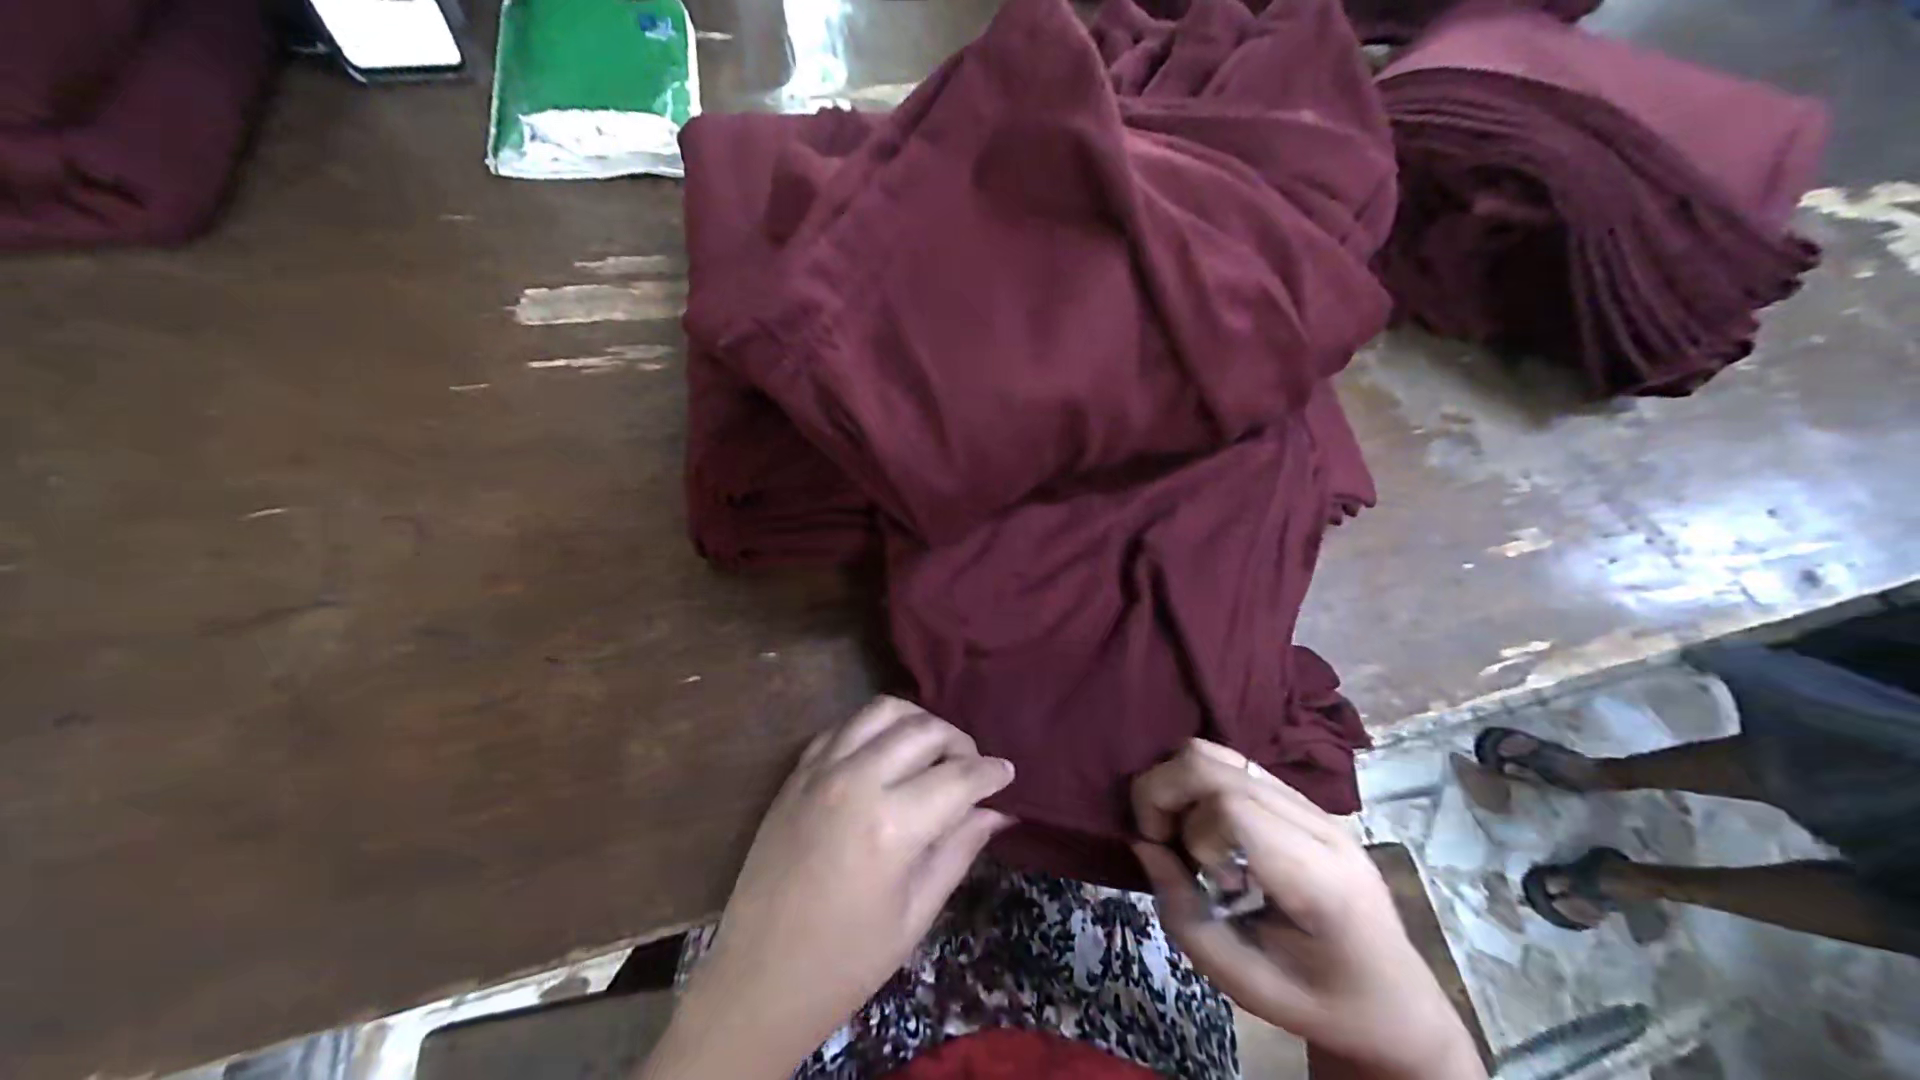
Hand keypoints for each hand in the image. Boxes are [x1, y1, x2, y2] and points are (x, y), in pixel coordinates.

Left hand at [640, 697, 1015, 1079]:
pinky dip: (875, 728)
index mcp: (892, 825)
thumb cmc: (847, 960)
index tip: (1007, 774)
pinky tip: (886, 754)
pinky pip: (845, 725)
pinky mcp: (797, 771)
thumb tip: (999, 812)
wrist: (759, 975)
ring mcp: (821, 770)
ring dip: (919, 722)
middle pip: (925, 730)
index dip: (991, 773)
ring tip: (933, 751)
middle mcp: (857, 781)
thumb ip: (959, 849)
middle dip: (960, 743)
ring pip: (884, 710)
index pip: (960, 777)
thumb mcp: (916, 913)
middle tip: (972, 768)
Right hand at [1131, 740, 1483, 1079]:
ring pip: (1220, 754)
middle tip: (1158, 837)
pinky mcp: (1303, 801)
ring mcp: (1314, 807)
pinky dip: (1199, 782)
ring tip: (1176, 828)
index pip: (1232, 807)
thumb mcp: (1244, 983)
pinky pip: (1235, 766)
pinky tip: (1202, 824)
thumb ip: (1184, 913)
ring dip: (1178, 782)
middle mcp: (1319, 826)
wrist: (1398, 1003)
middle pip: (1215, 764)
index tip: (1184, 868)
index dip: (1189, 829)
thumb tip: (1144, 845)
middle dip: (1162, 790)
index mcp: (1319, 878)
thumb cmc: (1321, 1004)